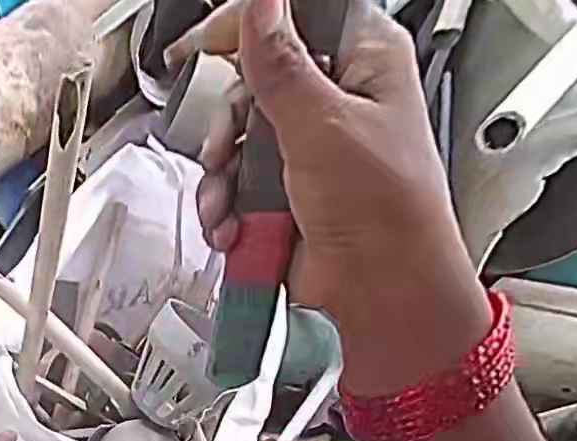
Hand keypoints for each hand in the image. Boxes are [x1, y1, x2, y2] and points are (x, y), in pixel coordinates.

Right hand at [194, 0, 490, 392]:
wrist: (374, 277)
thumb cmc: (379, 199)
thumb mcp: (323, 124)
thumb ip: (282, 67)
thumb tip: (261, 8)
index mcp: (358, 64)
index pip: (294, 21)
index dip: (243, 29)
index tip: (197, 47)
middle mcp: (327, 104)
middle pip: (248, 93)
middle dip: (224, 130)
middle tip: (221, 153)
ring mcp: (299, 154)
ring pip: (232, 149)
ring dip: (218, 184)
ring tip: (226, 210)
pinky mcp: (277, 196)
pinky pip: (231, 193)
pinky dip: (223, 213)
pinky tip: (232, 230)